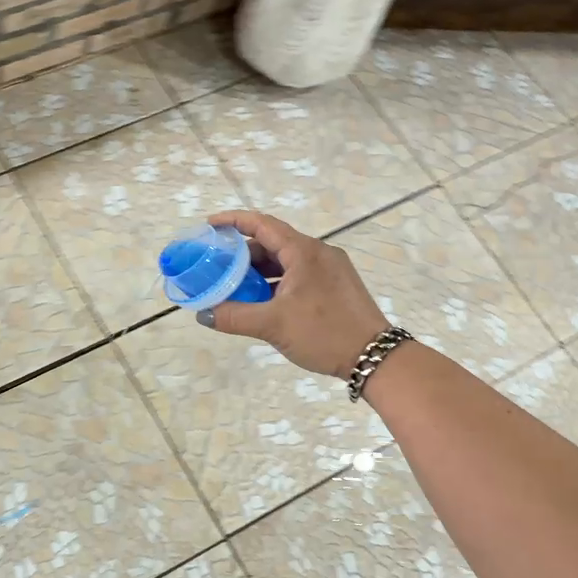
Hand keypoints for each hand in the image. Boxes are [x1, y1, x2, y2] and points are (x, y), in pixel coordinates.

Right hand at [197, 210, 390, 378]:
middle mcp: (318, 253)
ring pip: (285, 262)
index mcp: (304, 252)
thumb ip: (234, 316)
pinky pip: (296, 275)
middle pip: (272, 243)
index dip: (233, 221)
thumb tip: (203, 315)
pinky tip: (260, 301)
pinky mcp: (334, 286)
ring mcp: (329, 270)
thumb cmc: (324, 332)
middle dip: (242, 254)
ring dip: (258, 272)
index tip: (209, 226)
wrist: (374, 356)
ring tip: (233, 287)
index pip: (262, 224)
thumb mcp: (273, 324)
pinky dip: (274, 283)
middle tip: (216, 266)